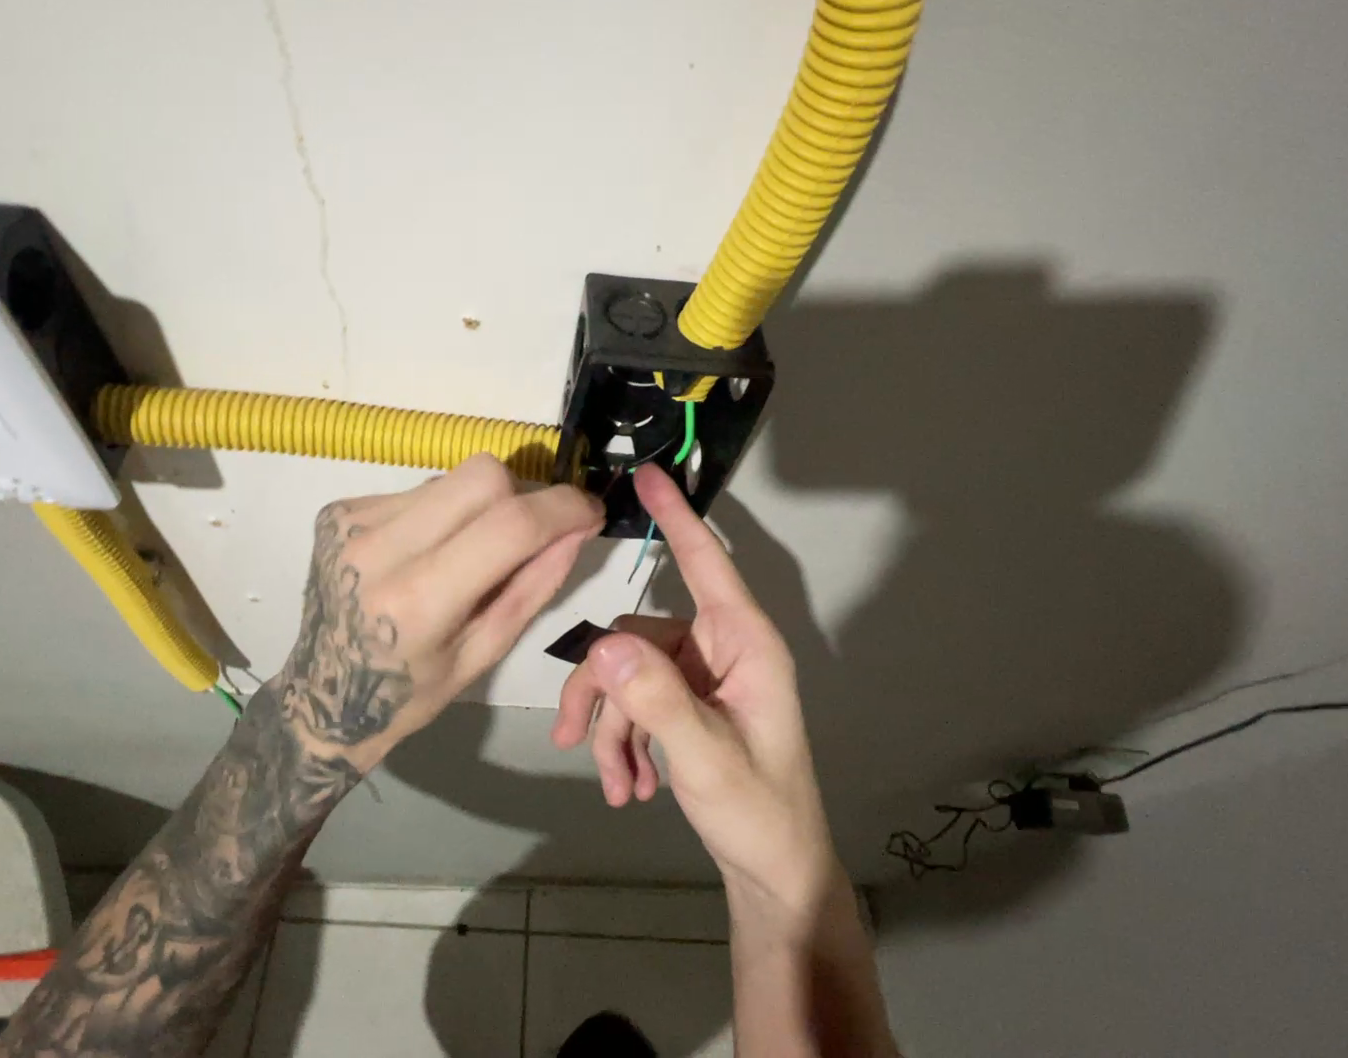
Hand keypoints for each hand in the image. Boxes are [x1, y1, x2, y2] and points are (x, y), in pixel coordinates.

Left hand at [281, 454, 602, 770]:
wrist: (321, 698)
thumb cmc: (411, 692)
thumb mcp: (484, 653)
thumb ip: (535, 584)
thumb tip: (578, 526)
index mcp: (418, 601)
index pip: (510, 525)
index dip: (563, 508)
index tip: (589, 511)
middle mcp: (378, 549)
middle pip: (482, 475)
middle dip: (523, 496)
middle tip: (529, 534)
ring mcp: (351, 524)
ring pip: (451, 477)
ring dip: (479, 505)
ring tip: (466, 553)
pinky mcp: (336, 510)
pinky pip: (418, 489)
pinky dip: (441, 512)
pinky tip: (427, 552)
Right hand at [552, 465, 838, 918]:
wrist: (773, 871)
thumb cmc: (759, 812)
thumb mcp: (707, 760)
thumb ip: (658, 702)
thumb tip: (604, 645)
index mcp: (744, 644)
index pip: (707, 564)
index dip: (676, 517)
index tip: (646, 476)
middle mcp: (719, 649)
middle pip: (633, 636)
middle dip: (603, 691)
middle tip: (573, 742)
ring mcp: (699, 677)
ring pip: (625, 673)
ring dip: (611, 730)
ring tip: (619, 787)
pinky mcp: (684, 703)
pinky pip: (634, 702)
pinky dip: (622, 742)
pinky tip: (630, 787)